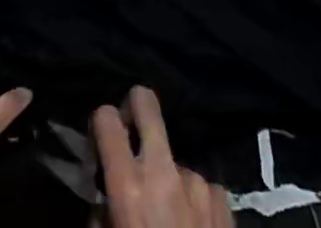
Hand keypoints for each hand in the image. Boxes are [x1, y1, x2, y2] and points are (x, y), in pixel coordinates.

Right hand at [91, 87, 231, 227]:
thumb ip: (101, 212)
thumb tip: (104, 196)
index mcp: (130, 186)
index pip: (107, 118)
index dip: (99, 122)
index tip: (98, 143)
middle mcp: (164, 171)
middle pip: (147, 104)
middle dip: (134, 106)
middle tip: (128, 129)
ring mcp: (198, 180)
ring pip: (172, 158)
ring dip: (164, 175)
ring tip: (165, 209)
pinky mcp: (222, 195)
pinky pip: (196, 184)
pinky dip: (189, 198)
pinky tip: (189, 221)